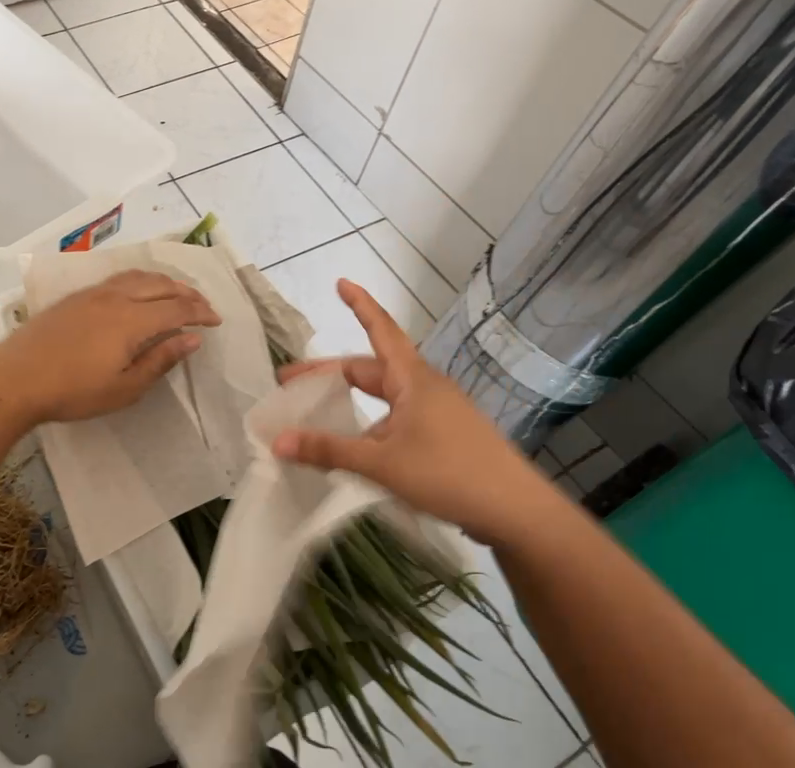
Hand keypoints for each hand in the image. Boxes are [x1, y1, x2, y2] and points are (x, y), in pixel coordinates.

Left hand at [0, 270, 220, 428]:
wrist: (15, 378)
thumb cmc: (72, 391)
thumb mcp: (124, 388)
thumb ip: (160, 360)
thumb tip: (192, 339)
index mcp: (132, 319)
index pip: (177, 307)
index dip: (201, 312)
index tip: (217, 321)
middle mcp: (116, 297)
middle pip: (160, 284)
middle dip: (186, 292)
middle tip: (202, 305)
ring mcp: (93, 293)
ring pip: (137, 276)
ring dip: (163, 281)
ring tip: (175, 292)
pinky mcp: (75, 297)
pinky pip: (118, 279)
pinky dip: (140, 280)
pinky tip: (138, 292)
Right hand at [270, 279, 559, 545]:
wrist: (516, 512)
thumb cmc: (449, 474)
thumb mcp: (382, 463)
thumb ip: (329, 450)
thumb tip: (278, 440)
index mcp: (412, 379)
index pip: (380, 329)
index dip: (360, 305)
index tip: (341, 282)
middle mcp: (425, 387)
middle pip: (371, 369)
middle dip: (331, 374)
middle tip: (293, 385)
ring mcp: (439, 412)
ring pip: (385, 398)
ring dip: (351, 403)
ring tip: (319, 419)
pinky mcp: (447, 437)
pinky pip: (399, 419)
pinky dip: (372, 425)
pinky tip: (359, 450)